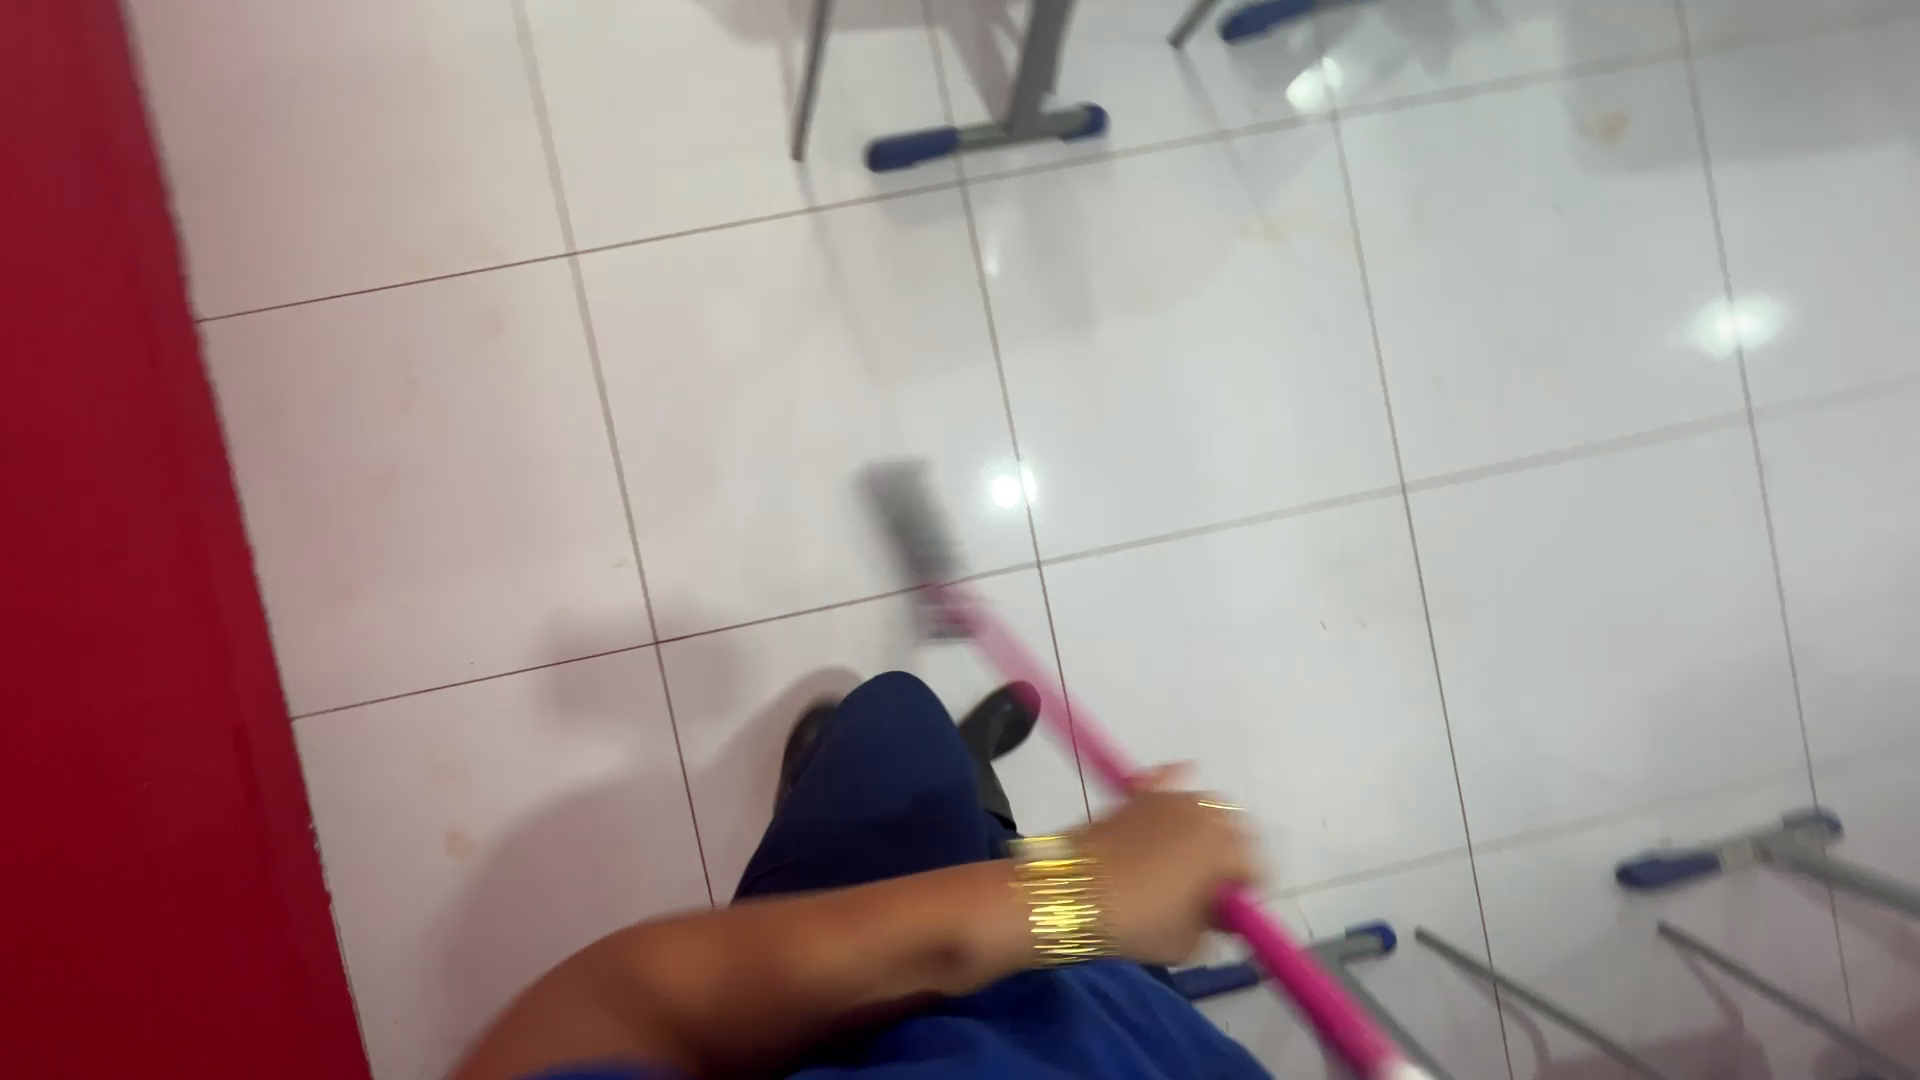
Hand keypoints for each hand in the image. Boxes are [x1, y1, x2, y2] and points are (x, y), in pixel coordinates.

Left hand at [1073, 764, 1258, 965]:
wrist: (1076, 890)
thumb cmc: (1139, 922)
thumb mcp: (1189, 942)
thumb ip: (1214, 924)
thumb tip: (1216, 911)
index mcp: (1224, 850)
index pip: (1255, 868)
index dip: (1245, 893)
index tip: (1229, 913)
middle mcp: (1203, 815)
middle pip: (1235, 830)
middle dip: (1231, 856)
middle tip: (1210, 886)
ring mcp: (1169, 798)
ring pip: (1205, 805)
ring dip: (1207, 826)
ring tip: (1190, 854)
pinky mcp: (1139, 793)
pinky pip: (1166, 777)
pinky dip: (1175, 781)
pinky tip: (1177, 790)